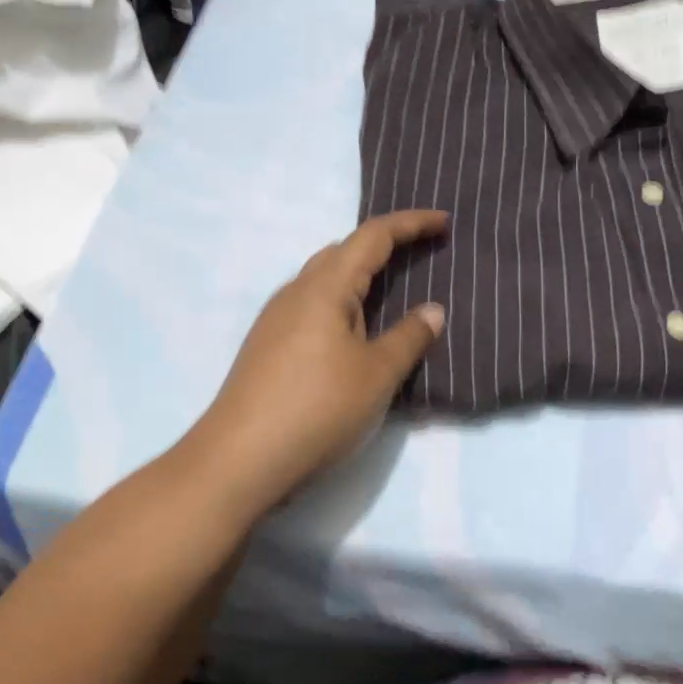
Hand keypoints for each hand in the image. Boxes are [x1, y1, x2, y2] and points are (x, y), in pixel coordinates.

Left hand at [188, 210, 447, 511]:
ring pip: (326, 278)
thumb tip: (433, 310)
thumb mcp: (377, 374)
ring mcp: (276, 319)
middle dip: (385, 244)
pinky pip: (314, 304)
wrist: (238, 461)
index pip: (373, 236)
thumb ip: (410, 337)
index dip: (411, 224)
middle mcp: (297, 291)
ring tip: (394, 289)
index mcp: (325, 286)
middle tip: (422, 252)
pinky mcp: (268, 345)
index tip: (444, 222)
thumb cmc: (317, 409)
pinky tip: (355, 330)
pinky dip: (344, 301)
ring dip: (361, 274)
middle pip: (345, 250)